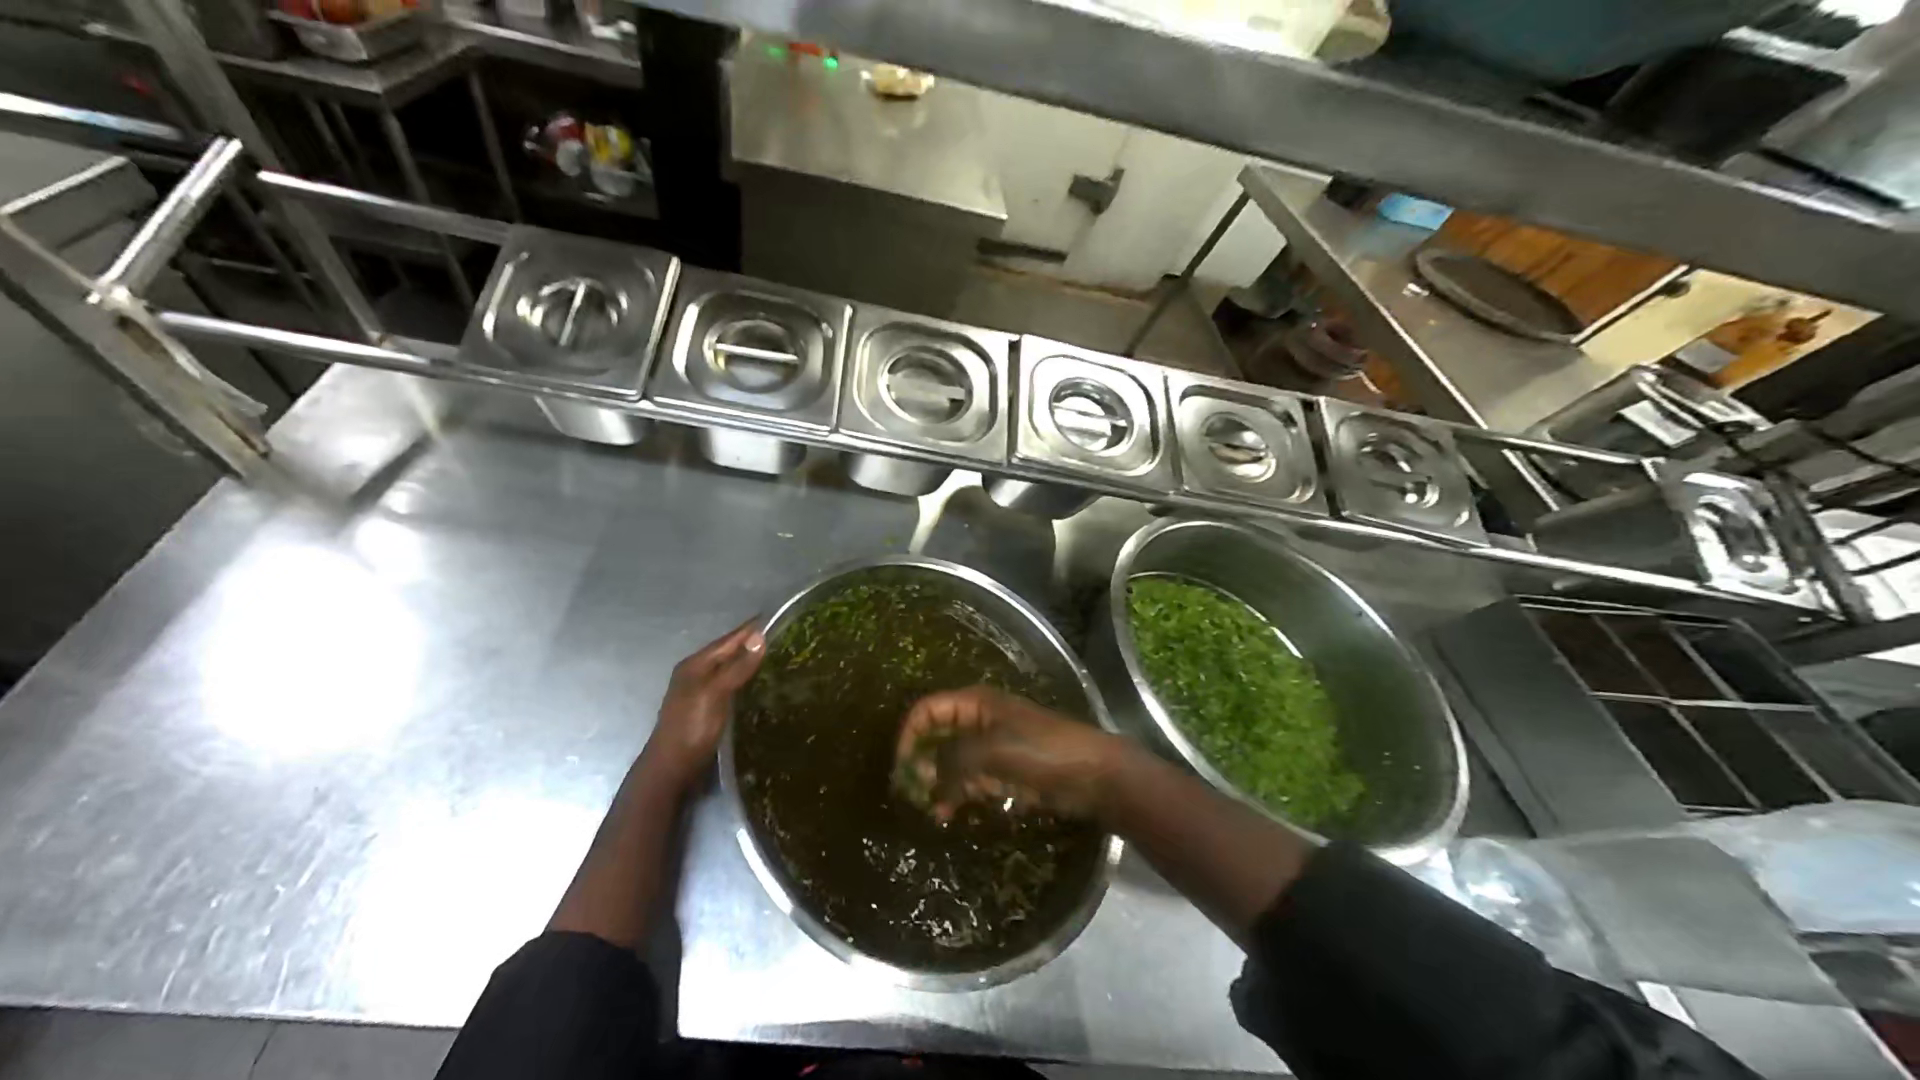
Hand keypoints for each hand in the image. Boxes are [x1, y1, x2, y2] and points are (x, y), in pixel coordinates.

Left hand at [646, 618, 763, 785]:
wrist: (671, 769)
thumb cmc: (692, 728)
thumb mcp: (715, 693)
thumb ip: (737, 666)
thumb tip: (760, 636)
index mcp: (695, 665)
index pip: (728, 640)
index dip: (750, 629)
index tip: (775, 616)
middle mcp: (695, 673)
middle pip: (727, 652)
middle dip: (750, 642)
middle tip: (782, 636)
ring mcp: (699, 691)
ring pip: (727, 667)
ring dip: (747, 660)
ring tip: (774, 655)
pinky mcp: (705, 708)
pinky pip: (728, 683)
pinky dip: (743, 678)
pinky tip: (756, 683)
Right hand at [894, 685, 1123, 820]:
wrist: (1095, 774)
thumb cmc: (1042, 752)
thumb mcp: (991, 752)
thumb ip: (951, 761)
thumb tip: (923, 775)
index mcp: (975, 704)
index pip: (927, 710)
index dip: (909, 734)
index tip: (900, 766)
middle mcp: (979, 721)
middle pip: (937, 735)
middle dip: (920, 761)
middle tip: (910, 793)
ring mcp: (992, 747)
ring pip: (951, 761)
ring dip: (937, 782)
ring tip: (930, 809)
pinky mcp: (1005, 771)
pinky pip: (971, 780)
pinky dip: (957, 794)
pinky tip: (948, 813)